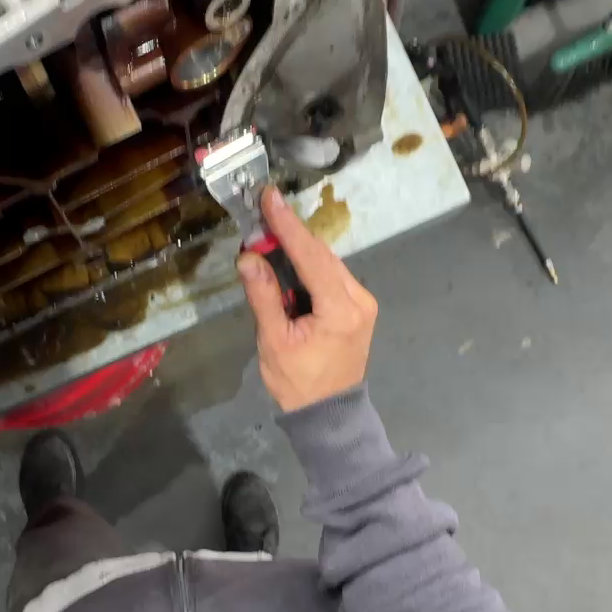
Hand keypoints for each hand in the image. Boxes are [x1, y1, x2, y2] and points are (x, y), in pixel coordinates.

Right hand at [237, 187, 377, 411]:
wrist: (328, 413)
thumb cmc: (298, 383)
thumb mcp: (274, 341)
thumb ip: (263, 297)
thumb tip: (249, 258)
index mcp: (341, 308)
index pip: (311, 257)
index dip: (288, 226)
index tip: (270, 198)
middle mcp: (359, 299)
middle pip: (321, 256)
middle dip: (290, 236)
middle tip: (262, 215)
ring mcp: (362, 302)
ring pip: (327, 264)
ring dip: (298, 251)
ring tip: (268, 236)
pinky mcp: (358, 308)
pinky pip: (331, 277)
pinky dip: (308, 267)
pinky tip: (288, 262)